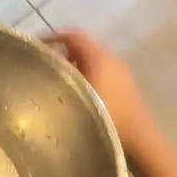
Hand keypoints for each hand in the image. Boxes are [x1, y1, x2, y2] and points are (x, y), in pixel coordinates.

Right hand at [48, 29, 160, 152]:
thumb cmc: (107, 118)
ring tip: (55, 81)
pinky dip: (85, 76)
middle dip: (61, 53)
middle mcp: (112, 58)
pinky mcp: (124, 86)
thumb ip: (61, 79)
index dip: (53, 36)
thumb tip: (46, 69)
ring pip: (91, 61)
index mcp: (100, 57)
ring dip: (73, 66)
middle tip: (43, 66)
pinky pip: (100, 72)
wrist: (140, 140)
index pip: (74, 35)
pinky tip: (75, 95)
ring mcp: (121, 72)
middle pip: (83, 47)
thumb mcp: (77, 97)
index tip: (36, 46)